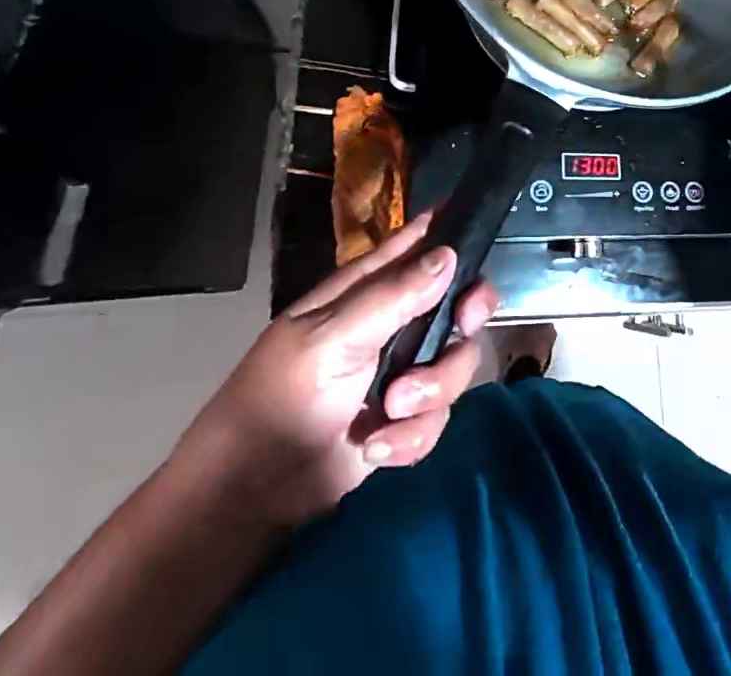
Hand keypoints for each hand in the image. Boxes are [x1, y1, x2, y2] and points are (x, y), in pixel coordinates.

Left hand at [173, 212, 498, 528]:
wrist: (256, 490)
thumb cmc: (282, 397)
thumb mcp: (330, 339)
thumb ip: (391, 297)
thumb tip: (448, 253)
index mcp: (366, 292)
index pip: (416, 249)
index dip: (449, 240)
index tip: (474, 249)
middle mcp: (394, 326)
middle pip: (459, 306)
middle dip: (464, 322)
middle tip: (461, 327)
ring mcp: (404, 374)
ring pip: (456, 365)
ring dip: (430, 393)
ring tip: (389, 413)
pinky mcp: (407, 420)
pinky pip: (439, 417)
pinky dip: (412, 437)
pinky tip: (377, 448)